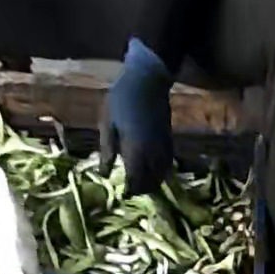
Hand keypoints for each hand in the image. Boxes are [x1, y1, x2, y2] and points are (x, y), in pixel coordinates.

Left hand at [101, 38, 173, 196]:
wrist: (148, 80)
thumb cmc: (122, 98)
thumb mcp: (108, 123)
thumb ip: (107, 150)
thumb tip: (104, 174)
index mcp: (135, 151)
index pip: (134, 181)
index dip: (129, 190)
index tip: (122, 193)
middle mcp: (152, 155)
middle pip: (150, 183)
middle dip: (141, 189)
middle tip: (131, 190)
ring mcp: (163, 149)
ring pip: (161, 176)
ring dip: (152, 184)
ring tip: (142, 184)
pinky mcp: (170, 142)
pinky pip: (168, 165)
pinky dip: (161, 173)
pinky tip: (153, 172)